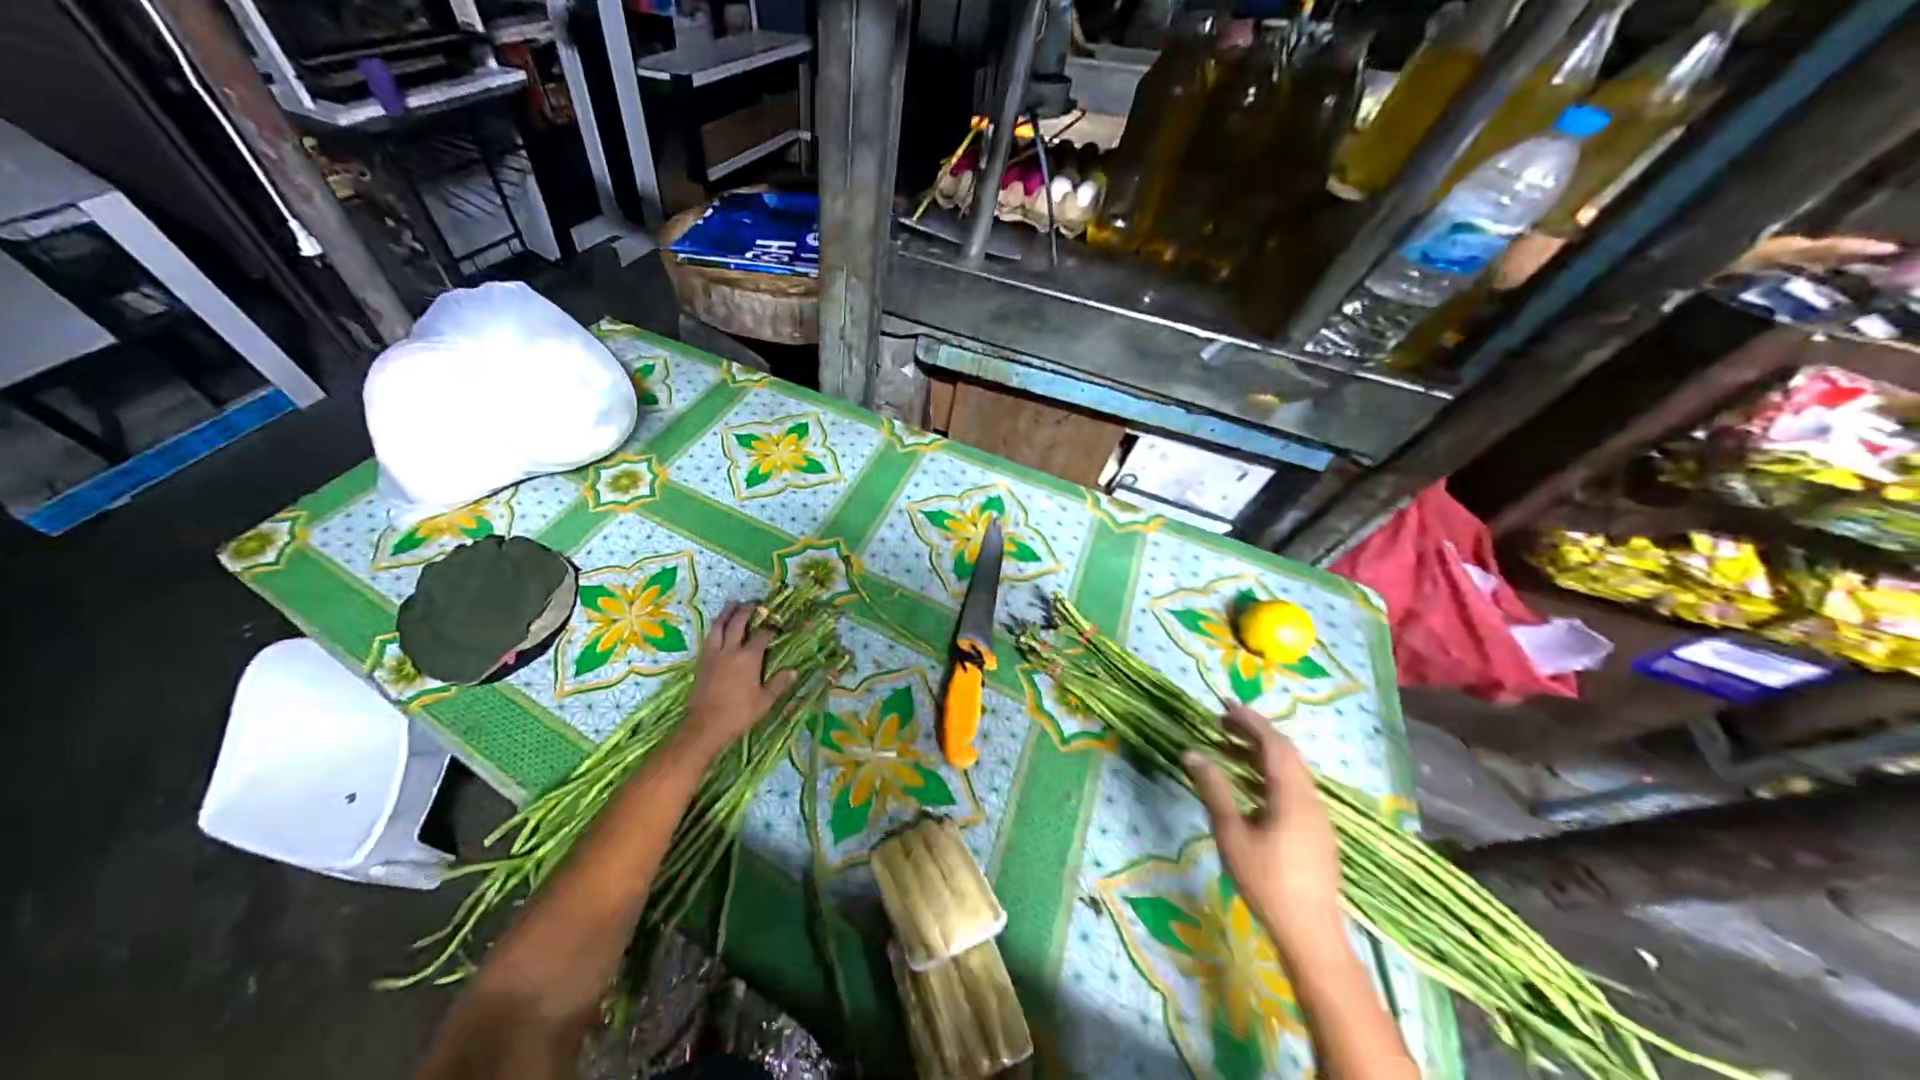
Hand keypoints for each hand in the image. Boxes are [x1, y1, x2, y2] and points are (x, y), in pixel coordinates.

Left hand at [683, 601, 798, 757]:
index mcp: (748, 657)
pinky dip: (715, 628)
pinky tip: (717, 628)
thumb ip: (779, 684)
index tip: (777, 625)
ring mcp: (713, 654)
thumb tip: (794, 671)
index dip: (771, 628)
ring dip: (727, 613)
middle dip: (747, 610)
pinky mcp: (701, 662)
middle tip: (755, 603)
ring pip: (719, 626)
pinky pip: (709, 638)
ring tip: (733, 604)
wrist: (705, 725)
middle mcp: (730, 650)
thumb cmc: (738, 713)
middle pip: (738, 623)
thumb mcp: (765, 701)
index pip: (762, 636)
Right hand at [1185, 705, 1342, 948]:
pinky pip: (1292, 787)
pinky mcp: (1316, 830)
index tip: (1224, 705)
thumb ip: (1213, 789)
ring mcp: (1317, 815)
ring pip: (1290, 770)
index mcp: (1292, 793)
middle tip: (1222, 721)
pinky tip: (1248, 784)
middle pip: (1285, 753)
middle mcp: (1310, 797)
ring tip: (1228, 748)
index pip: (1272, 743)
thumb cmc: (1266, 880)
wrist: (1309, 931)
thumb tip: (1192, 753)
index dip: (1249, 720)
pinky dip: (1269, 773)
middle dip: (1254, 732)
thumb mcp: (1231, 833)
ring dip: (1260, 753)